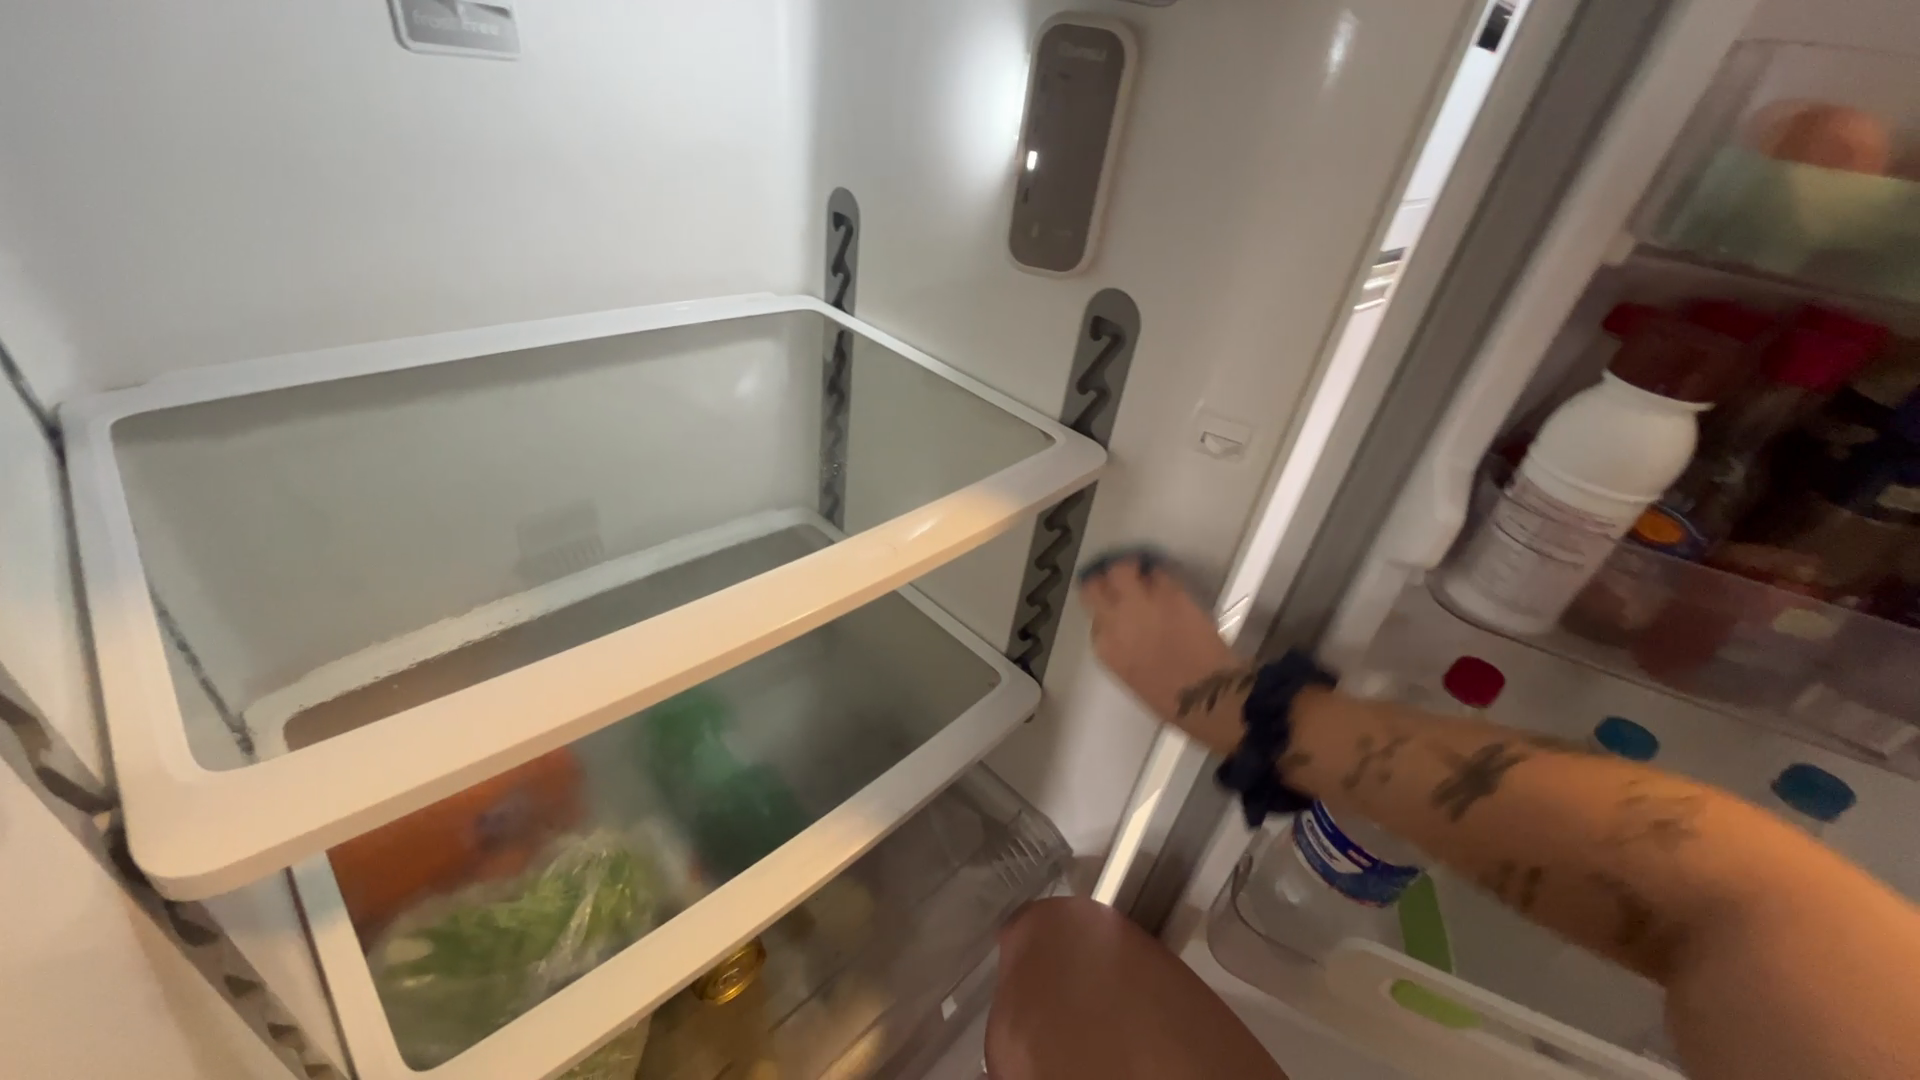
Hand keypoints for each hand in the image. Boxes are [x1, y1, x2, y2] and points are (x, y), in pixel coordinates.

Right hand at [1078, 553, 1245, 753]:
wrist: (1209, 696)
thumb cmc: (1169, 698)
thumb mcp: (1128, 676)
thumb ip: (1118, 647)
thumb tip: (1121, 629)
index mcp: (1105, 647)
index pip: (1092, 615)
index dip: (1103, 608)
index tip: (1112, 606)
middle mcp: (1116, 619)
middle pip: (1096, 584)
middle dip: (1106, 578)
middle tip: (1119, 578)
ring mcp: (1142, 602)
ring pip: (1123, 567)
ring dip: (1131, 568)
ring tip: (1141, 572)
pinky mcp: (1171, 592)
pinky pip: (1158, 572)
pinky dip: (1159, 573)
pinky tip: (1165, 580)